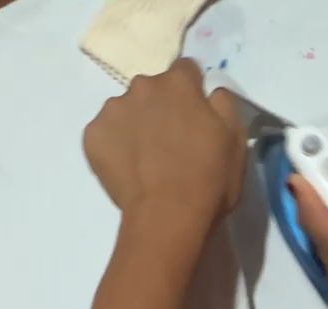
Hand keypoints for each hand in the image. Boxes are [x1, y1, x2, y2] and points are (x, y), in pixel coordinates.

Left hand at [84, 59, 245, 227]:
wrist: (167, 217)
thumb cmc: (209, 183)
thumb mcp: (235, 143)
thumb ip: (224, 106)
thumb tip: (211, 92)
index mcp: (179, 84)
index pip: (187, 71)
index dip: (193, 93)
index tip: (197, 118)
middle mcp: (142, 86)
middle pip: (153, 90)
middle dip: (162, 109)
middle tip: (171, 146)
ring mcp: (113, 109)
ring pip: (126, 110)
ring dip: (137, 127)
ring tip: (148, 163)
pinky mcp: (92, 135)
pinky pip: (105, 134)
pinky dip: (115, 148)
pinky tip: (130, 172)